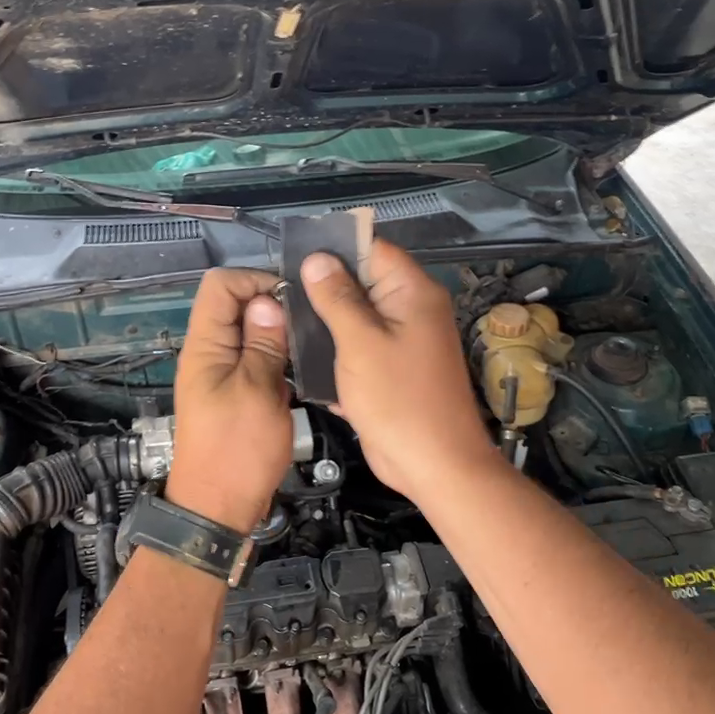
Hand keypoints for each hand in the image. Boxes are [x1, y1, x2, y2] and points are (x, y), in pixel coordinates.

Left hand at [166, 268, 292, 531]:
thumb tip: (268, 301)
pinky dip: (278, 360)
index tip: (291, 298)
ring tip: (312, 346)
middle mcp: (209, 353)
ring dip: (278, 335)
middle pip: (236, 306)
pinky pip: (256, 362)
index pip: (220, 285)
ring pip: (250, 335)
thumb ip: (263, 344)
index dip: (255, 280)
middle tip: (310, 323)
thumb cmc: (237, 452)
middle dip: (272, 306)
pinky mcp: (236, 395)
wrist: (217, 511)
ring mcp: (221, 375)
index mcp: (205, 345)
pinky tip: (303, 372)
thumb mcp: (257, 392)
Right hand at [299, 240, 499, 499]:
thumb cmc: (399, 400)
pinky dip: (337, 350)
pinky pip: (360, 347)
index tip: (294, 254)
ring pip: (357, 317)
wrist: (435, 465)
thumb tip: (317, 258)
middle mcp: (411, 310)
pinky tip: (305, 356)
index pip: (372, 250)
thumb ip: (337, 298)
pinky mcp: (391, 370)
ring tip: (284, 319)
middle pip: (362, 282)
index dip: (335, 248)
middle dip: (324, 286)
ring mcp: (403, 341)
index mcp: (412, 293)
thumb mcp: (360, 343)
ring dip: (326, 321)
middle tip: (279, 289)